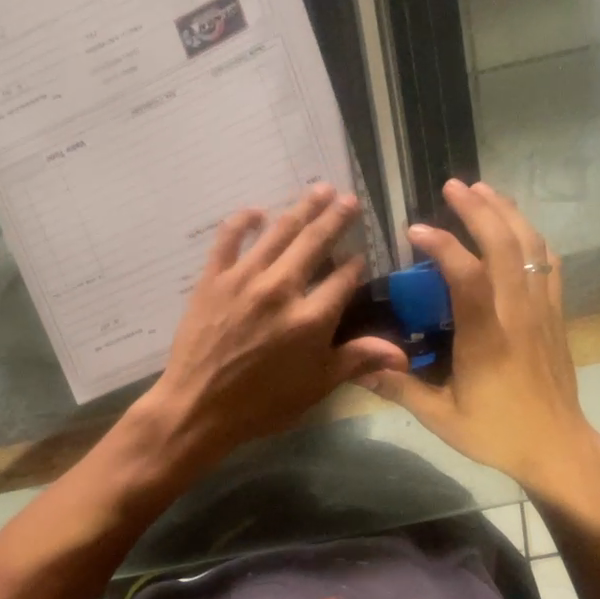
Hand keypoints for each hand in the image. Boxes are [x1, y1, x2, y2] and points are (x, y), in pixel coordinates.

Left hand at [144, 184, 406, 458]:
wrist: (197, 408)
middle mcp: (281, 290)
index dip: (355, 265)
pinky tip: (256, 213)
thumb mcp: (315, 387)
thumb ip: (356, 360)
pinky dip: (243, 221)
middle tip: (348, 199)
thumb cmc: (260, 405)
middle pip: (315, 242)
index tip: (360, 258)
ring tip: (318, 190)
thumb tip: (402, 354)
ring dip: (301, 208)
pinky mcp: (212, 280)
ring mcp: (244, 280)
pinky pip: (229, 238)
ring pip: (279, 232)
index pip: (344, 278)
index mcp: (312, 319)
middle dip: (336, 218)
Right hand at [354, 180, 599, 503]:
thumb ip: (399, 388)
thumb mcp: (439, 416)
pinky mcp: (555, 315)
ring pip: (530, 245)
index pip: (467, 276)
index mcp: (487, 336)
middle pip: (504, 244)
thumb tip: (357, 369)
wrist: (555, 445)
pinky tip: (518, 230)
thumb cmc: (494, 432)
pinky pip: (547, 264)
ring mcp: (541, 310)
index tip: (414, 229)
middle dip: (479, 209)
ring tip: (483, 192)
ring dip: (507, 212)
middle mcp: (518, 312)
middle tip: (452, 187)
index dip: (442, 246)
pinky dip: (531, 237)